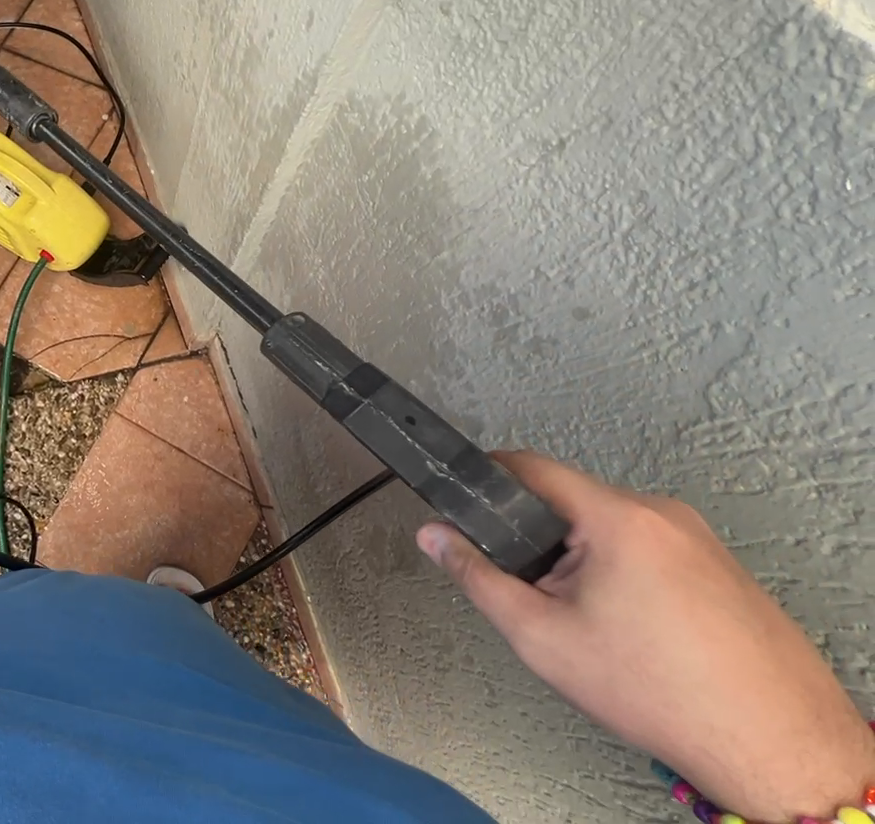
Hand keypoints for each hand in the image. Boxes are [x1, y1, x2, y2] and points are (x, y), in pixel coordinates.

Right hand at [419, 451, 874, 822]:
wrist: (781, 752)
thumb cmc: (669, 696)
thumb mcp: (538, 634)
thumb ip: (474, 575)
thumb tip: (435, 537)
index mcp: (620, 519)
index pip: (529, 465)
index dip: (484, 477)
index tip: (465, 500)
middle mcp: (665, 517)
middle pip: (568, 499)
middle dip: (536, 536)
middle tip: (533, 587)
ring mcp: (703, 542)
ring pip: (607, 527)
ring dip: (580, 558)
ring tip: (586, 617)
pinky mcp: (724, 568)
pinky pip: (648, 549)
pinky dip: (621, 575)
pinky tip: (628, 627)